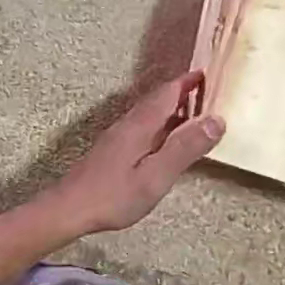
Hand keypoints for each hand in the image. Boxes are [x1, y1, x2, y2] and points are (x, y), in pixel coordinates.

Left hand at [41, 71, 223, 235]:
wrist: (69, 209)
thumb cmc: (114, 195)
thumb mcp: (156, 176)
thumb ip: (185, 148)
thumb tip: (216, 120)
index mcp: (141, 125)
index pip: (168, 93)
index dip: (189, 82)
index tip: (209, 75)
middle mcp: (129, 123)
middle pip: (159, 99)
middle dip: (183, 92)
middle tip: (208, 93)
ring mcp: (119, 136)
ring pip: (150, 113)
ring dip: (172, 108)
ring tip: (194, 114)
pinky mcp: (113, 149)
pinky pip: (143, 126)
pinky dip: (161, 124)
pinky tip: (166, 140)